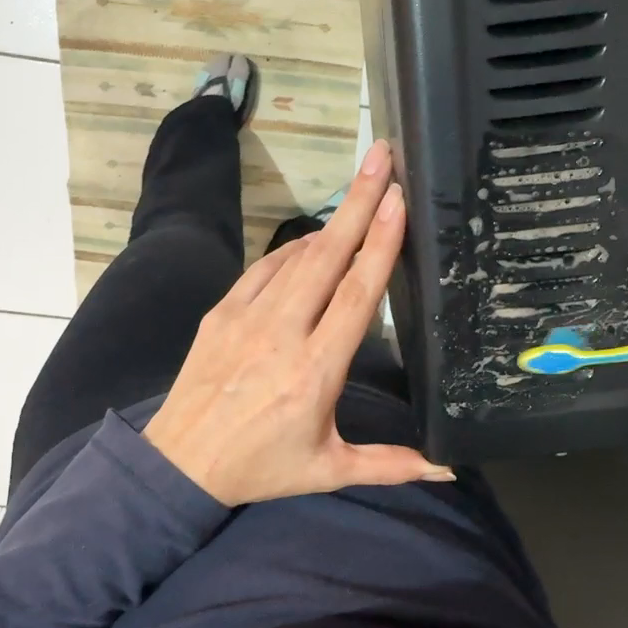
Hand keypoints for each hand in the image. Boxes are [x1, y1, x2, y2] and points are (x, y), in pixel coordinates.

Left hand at [142, 141, 453, 505]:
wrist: (181, 463)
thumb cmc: (261, 468)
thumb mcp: (329, 470)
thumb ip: (390, 464)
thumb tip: (447, 469)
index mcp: (315, 370)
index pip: (357, 295)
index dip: (380, 244)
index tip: (399, 201)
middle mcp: (282, 334)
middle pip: (328, 257)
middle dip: (359, 202)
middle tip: (383, 157)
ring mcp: (246, 319)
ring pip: (295, 257)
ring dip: (330, 222)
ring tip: (359, 188)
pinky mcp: (221, 314)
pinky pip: (262, 270)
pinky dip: (290, 251)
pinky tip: (311, 240)